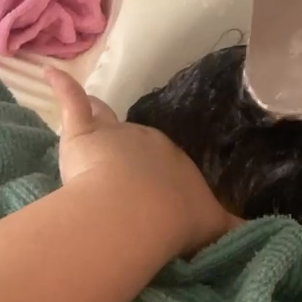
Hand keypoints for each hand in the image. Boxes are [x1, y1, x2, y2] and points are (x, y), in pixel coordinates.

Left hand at [43, 67, 237, 255]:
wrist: (138, 213)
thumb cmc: (174, 219)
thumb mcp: (211, 224)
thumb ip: (231, 226)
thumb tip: (251, 229)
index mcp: (176, 160)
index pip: (166, 160)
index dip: (156, 172)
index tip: (152, 186)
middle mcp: (148, 141)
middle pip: (136, 141)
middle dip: (128, 149)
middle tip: (118, 165)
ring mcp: (115, 134)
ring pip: (106, 119)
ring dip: (99, 116)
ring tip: (92, 110)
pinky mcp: (81, 135)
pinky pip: (72, 102)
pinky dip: (62, 86)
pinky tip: (50, 72)